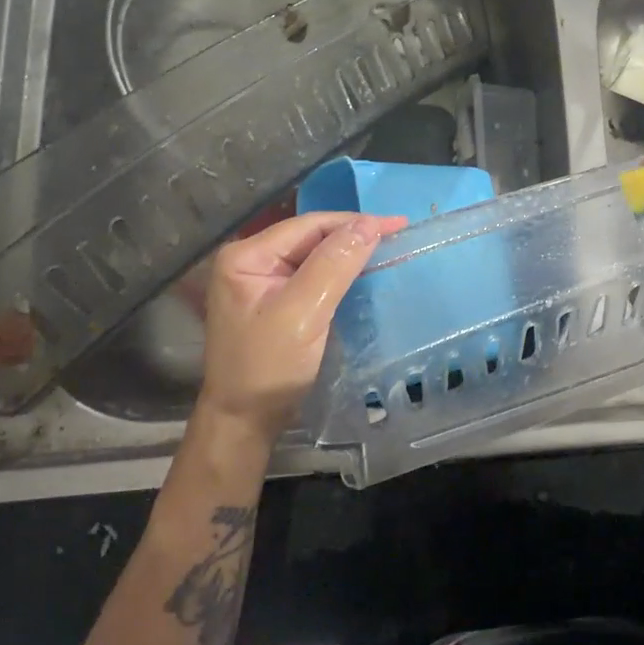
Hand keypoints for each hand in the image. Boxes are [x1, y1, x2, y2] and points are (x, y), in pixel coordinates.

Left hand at [197, 212, 405, 436]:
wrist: (244, 421)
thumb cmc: (268, 367)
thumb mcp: (303, 314)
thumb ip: (333, 265)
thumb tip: (368, 225)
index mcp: (246, 256)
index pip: (309, 225)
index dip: (355, 223)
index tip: (398, 224)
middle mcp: (250, 260)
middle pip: (311, 237)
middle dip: (353, 235)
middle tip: (398, 234)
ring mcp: (260, 281)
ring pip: (314, 255)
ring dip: (349, 252)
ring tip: (387, 247)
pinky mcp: (274, 300)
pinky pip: (312, 275)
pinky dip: (339, 271)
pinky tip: (362, 270)